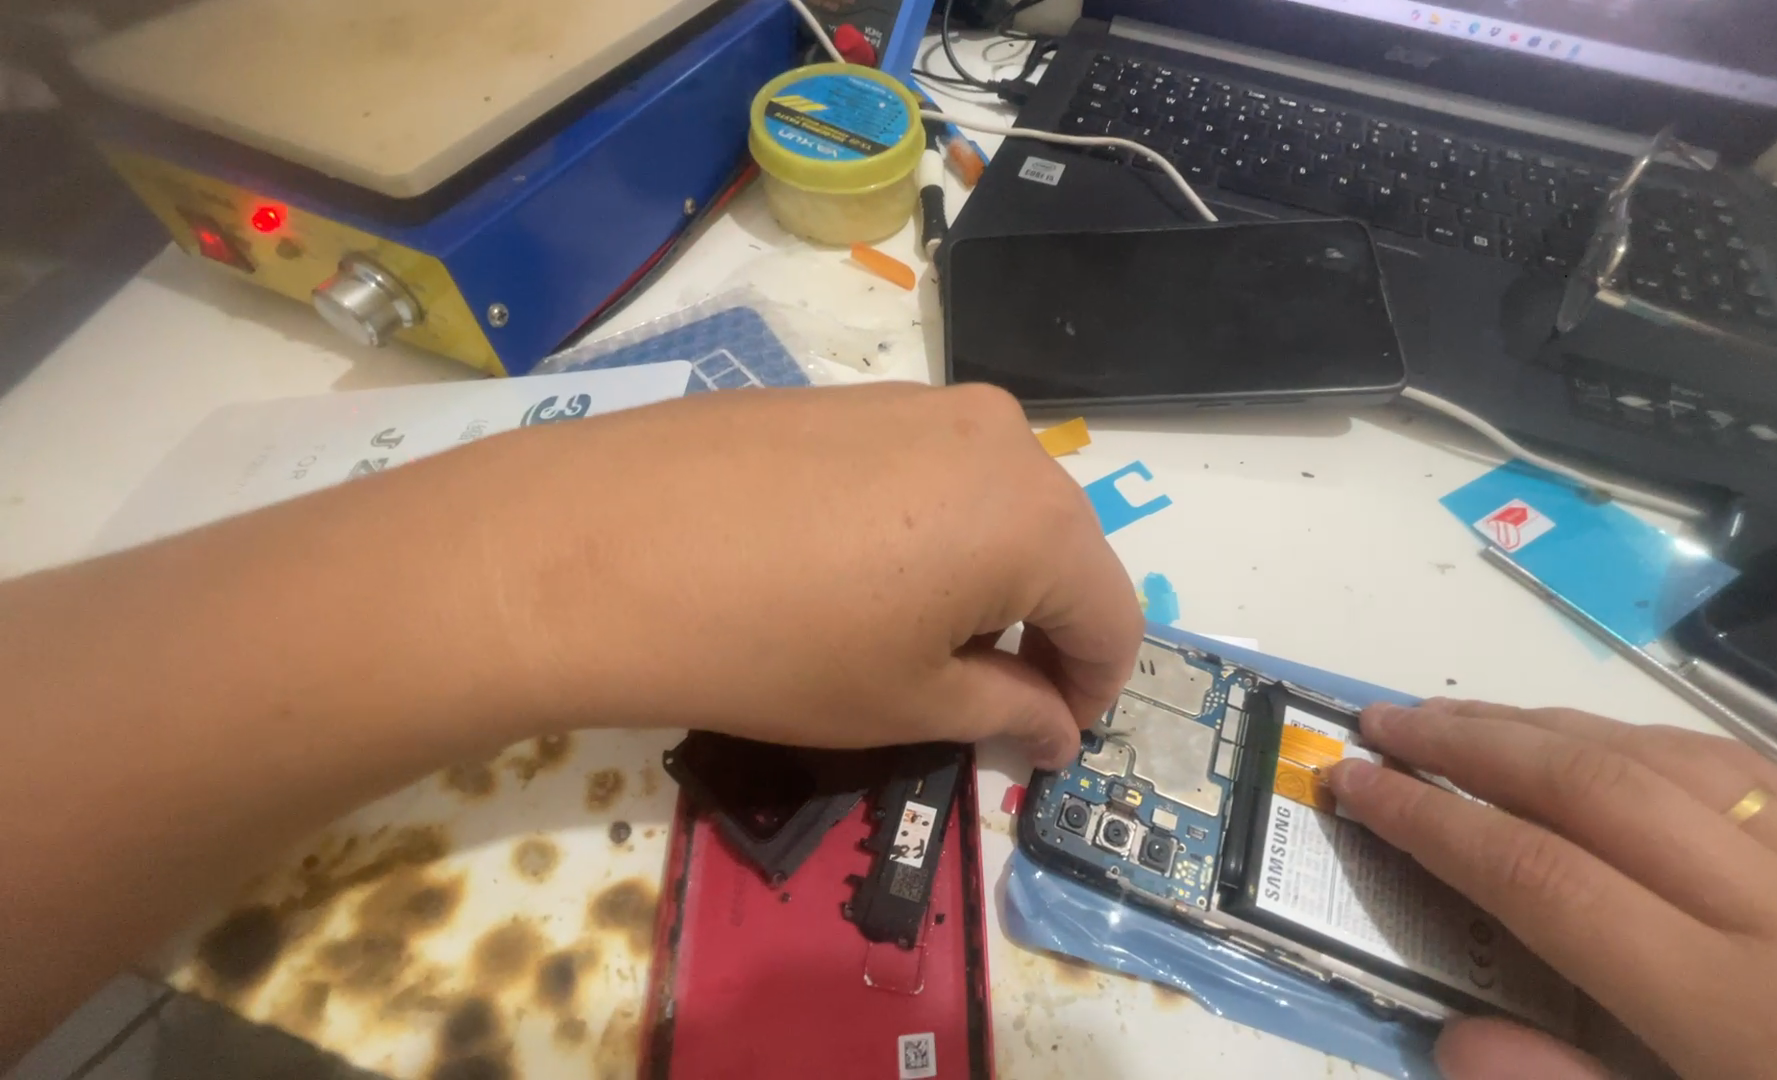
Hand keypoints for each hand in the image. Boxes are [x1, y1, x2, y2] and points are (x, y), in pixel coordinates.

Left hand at [465, 382, 1140, 765]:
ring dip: (994, 576)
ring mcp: (930, 403)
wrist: (598, 543)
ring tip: (922, 631)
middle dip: (1045, 630)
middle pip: (1065, 552)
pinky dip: (941, 529)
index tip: (1052, 731)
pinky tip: (868, 567)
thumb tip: (1058, 728)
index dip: (1093, 687)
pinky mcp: (867, 396)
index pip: (1113, 617)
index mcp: (1036, 518)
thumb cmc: (776, 646)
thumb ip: (1009, 713)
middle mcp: (1003, 439)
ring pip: (1003, 506)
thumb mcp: (908, 703)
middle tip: (989, 692)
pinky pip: (942, 472)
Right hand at [1327, 699, 1776, 1079]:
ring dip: (1527, 723)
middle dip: (1462, 746)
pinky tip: (1570, 731)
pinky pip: (1719, 756)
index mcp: (1749, 1013)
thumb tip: (1452, 1037)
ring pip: (1647, 754)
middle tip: (1379, 723)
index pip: (1539, 878)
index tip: (1352, 783)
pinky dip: (1617, 732)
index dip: (1428, 821)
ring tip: (1445, 713)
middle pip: (1586, 788)